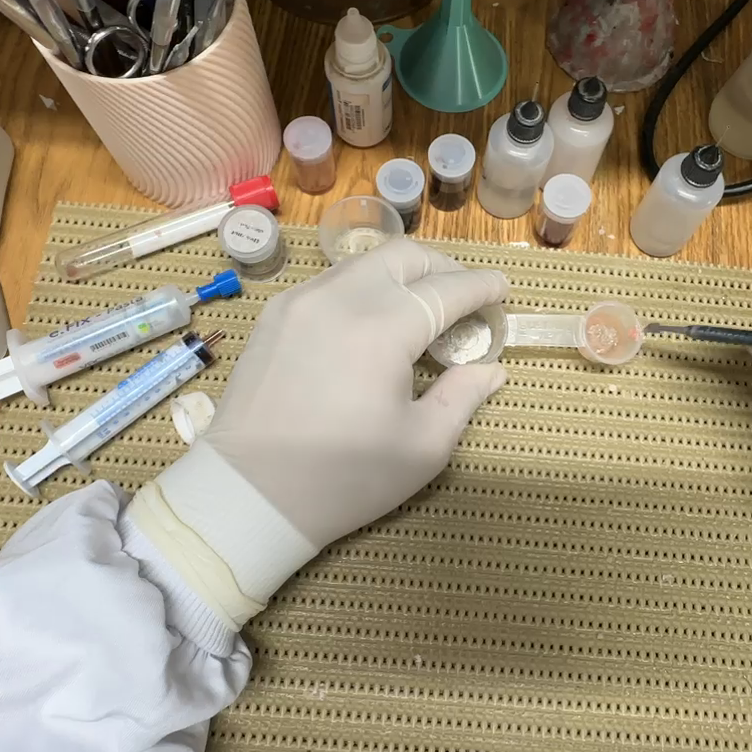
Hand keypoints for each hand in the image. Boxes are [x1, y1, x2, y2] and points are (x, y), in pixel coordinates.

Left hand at [204, 238, 509, 543]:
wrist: (248, 495)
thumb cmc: (343, 479)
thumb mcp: (422, 447)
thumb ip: (463, 396)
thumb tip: (491, 368)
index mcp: (381, 328)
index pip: (446, 289)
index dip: (482, 287)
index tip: (503, 290)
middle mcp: (339, 297)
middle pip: (405, 255)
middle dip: (444, 268)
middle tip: (464, 298)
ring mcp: (300, 300)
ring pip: (365, 262)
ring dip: (403, 275)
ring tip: (421, 311)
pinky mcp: (275, 314)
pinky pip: (332, 281)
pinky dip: (365, 288)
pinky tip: (372, 324)